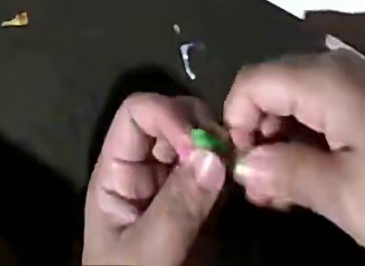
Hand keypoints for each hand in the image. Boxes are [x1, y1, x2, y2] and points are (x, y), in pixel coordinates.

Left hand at [83, 93, 227, 265]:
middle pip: (172, 119)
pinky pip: (218, 175)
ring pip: (199, 142)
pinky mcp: (203, 212)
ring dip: (221, 144)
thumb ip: (175, 209)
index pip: (138, 114)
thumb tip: (212, 153)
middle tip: (229, 153)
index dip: (167, 115)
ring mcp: (175, 188)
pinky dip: (233, 170)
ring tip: (241, 165)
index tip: (199, 144)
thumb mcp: (143, 258)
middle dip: (200, 125)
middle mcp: (147, 170)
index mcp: (118, 171)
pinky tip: (246, 180)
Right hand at [225, 52, 364, 265]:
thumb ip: (286, 173)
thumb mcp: (347, 198)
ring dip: (281, 140)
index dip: (234, 119)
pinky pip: (324, 112)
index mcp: (325, 81)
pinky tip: (309, 181)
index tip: (237, 170)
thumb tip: (243, 165)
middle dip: (256, 131)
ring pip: (297, 99)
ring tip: (278, 193)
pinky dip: (308, 140)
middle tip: (256, 188)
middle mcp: (337, 70)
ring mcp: (360, 87)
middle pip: (273, 85)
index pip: (253, 81)